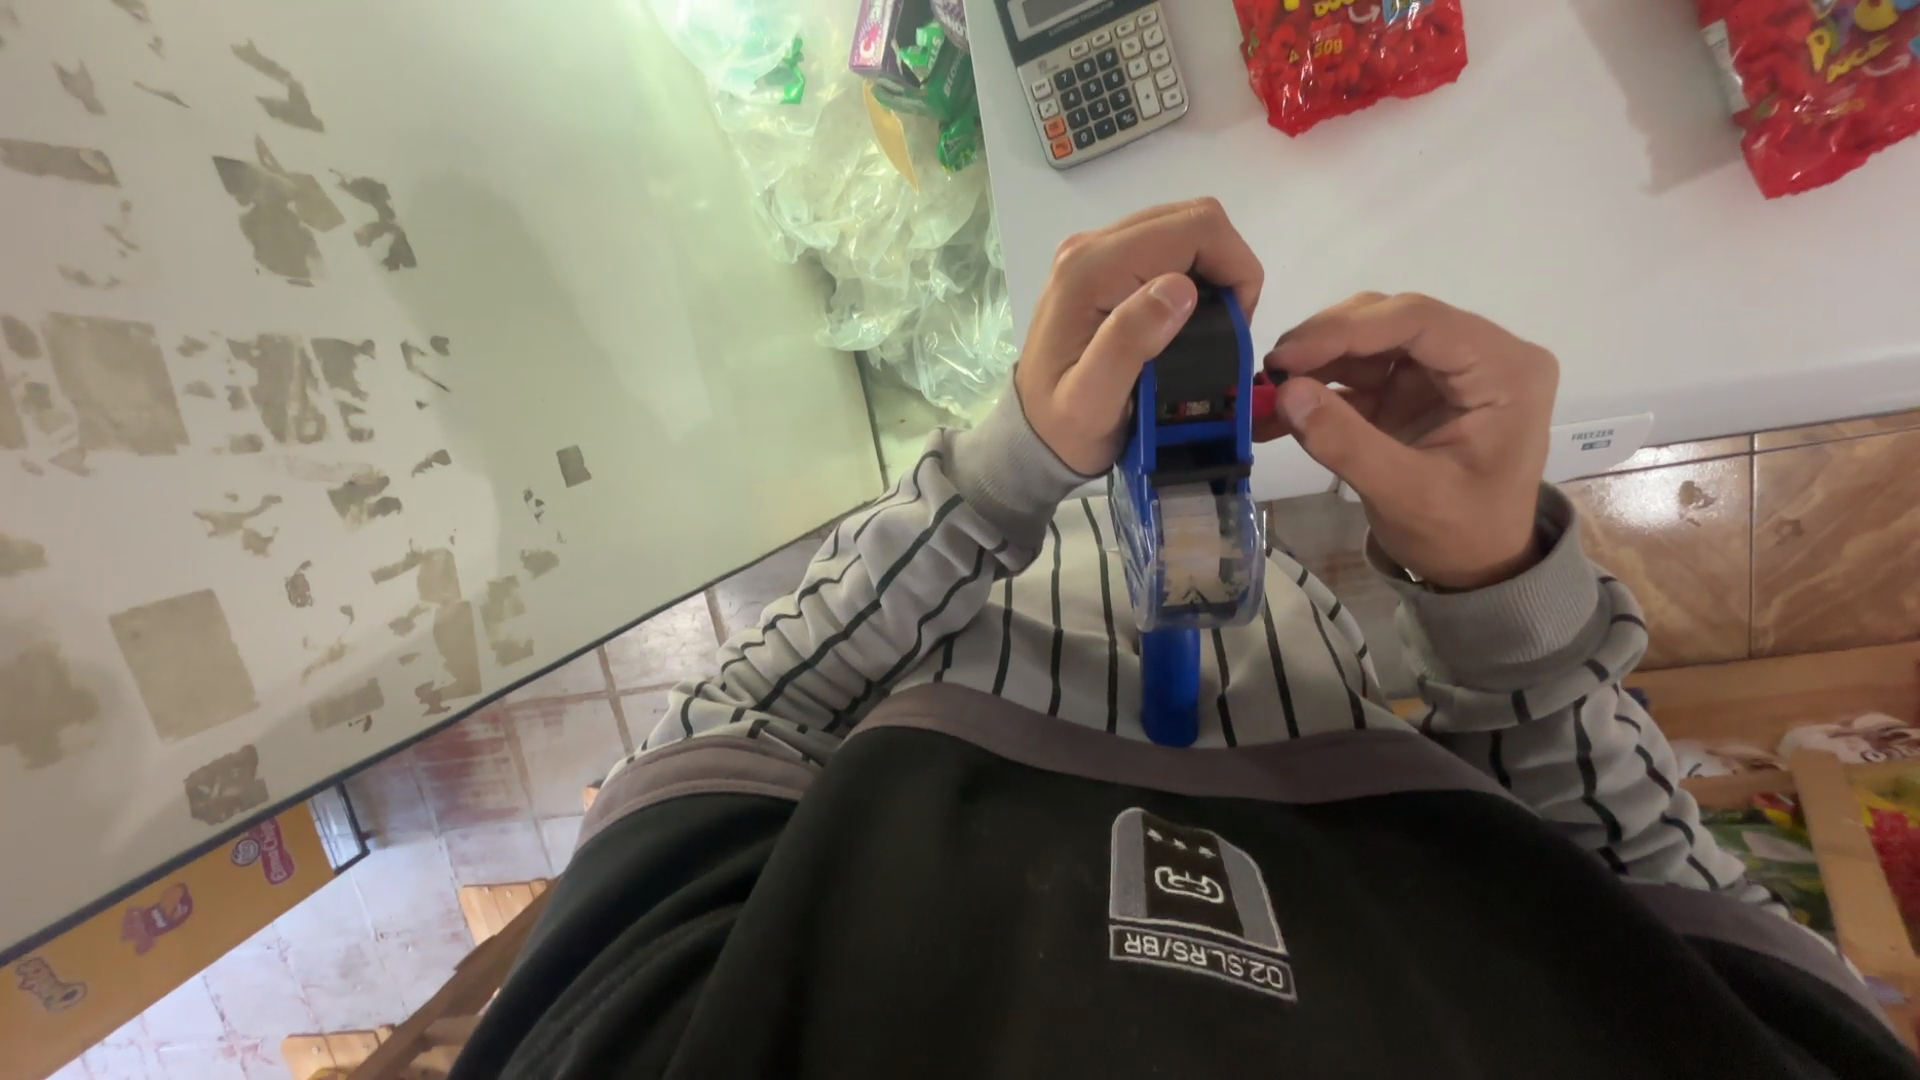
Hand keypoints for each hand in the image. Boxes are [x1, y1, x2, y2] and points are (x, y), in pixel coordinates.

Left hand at [1017, 199, 1263, 475]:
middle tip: (1224, 328)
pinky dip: (1189, 275)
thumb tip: (1180, 288)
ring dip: (1209, 271)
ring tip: (1205, 328)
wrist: (1030, 435)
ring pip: (1180, 230)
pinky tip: (1181, 320)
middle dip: (1225, 269)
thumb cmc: (1064, 427)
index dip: (1232, 269)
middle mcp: (1089, 248)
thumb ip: (1129, 342)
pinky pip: (1163, 248)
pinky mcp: (1098, 266)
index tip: (1235, 323)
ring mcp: (1092, 254)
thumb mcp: (1092, 400)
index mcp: (1090, 270)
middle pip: (1191, 220)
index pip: (1194, 229)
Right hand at [1260, 293, 1559, 590]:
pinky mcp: (1408, 390)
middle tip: (1269, 373)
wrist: (1477, 565)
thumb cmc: (1460, 532)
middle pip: (1389, 320)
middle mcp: (1476, 355)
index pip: (1418, 320)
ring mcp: (1439, 371)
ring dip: (1311, 365)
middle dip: (1324, 341)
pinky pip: (1354, 374)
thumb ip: (1346, 443)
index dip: (1346, 330)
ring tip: (1264, 395)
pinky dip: (1313, 391)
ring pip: (1364, 341)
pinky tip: (1275, 413)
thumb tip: (1286, 393)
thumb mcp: (1404, 494)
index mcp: (1502, 370)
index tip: (1285, 358)